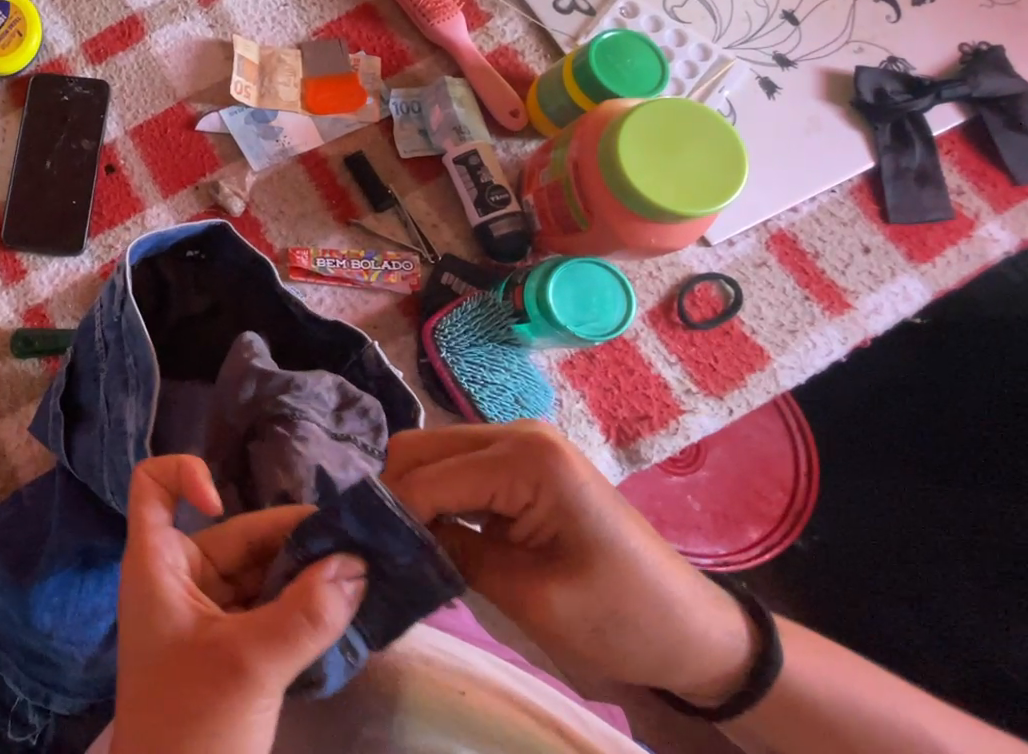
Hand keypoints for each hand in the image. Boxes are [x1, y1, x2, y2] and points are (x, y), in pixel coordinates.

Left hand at [111, 455, 365, 753]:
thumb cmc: (191, 726)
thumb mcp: (250, 666)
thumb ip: (306, 614)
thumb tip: (357, 564)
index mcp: (157, 564)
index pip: (152, 485)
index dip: (185, 473)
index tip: (225, 502)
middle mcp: (180, 578)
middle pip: (234, 532)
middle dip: (291, 535)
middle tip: (361, 542)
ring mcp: (206, 615)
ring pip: (260, 572)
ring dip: (308, 572)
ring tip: (370, 571)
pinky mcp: (233, 650)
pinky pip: (271, 610)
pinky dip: (306, 607)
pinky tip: (351, 609)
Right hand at [383, 422, 756, 705]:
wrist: (693, 632)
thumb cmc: (621, 620)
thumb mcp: (528, 596)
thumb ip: (451, 553)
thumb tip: (389, 536)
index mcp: (526, 459)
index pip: (425, 478)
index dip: (391, 518)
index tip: (370, 558)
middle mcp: (516, 433)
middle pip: (416, 449)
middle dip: (393, 497)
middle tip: (384, 549)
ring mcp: (518, 441)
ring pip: (427, 453)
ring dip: (410, 494)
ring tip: (404, 543)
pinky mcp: (518, 460)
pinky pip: (453, 465)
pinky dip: (433, 494)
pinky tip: (434, 531)